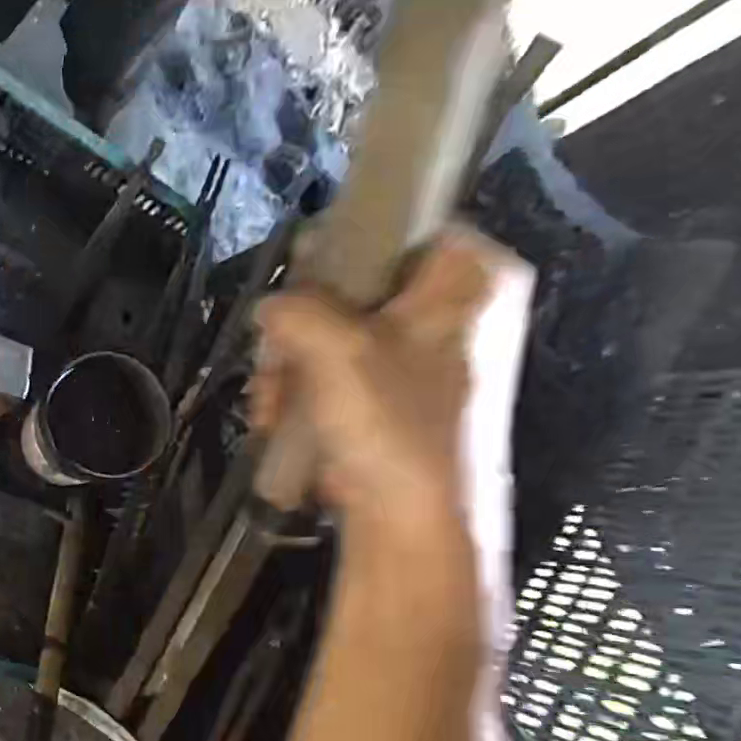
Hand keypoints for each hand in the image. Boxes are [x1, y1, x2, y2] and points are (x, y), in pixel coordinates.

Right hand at [250, 227, 530, 530]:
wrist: (408, 516)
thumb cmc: (390, 423)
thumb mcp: (336, 351)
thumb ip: (296, 310)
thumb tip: (269, 305)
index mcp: (470, 278)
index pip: (402, 224)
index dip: (341, 248)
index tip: (296, 284)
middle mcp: (453, 309)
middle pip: (351, 288)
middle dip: (297, 332)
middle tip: (278, 365)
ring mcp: (421, 355)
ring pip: (330, 333)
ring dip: (289, 369)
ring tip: (274, 406)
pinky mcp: (392, 394)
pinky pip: (332, 370)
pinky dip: (301, 392)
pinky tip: (283, 419)